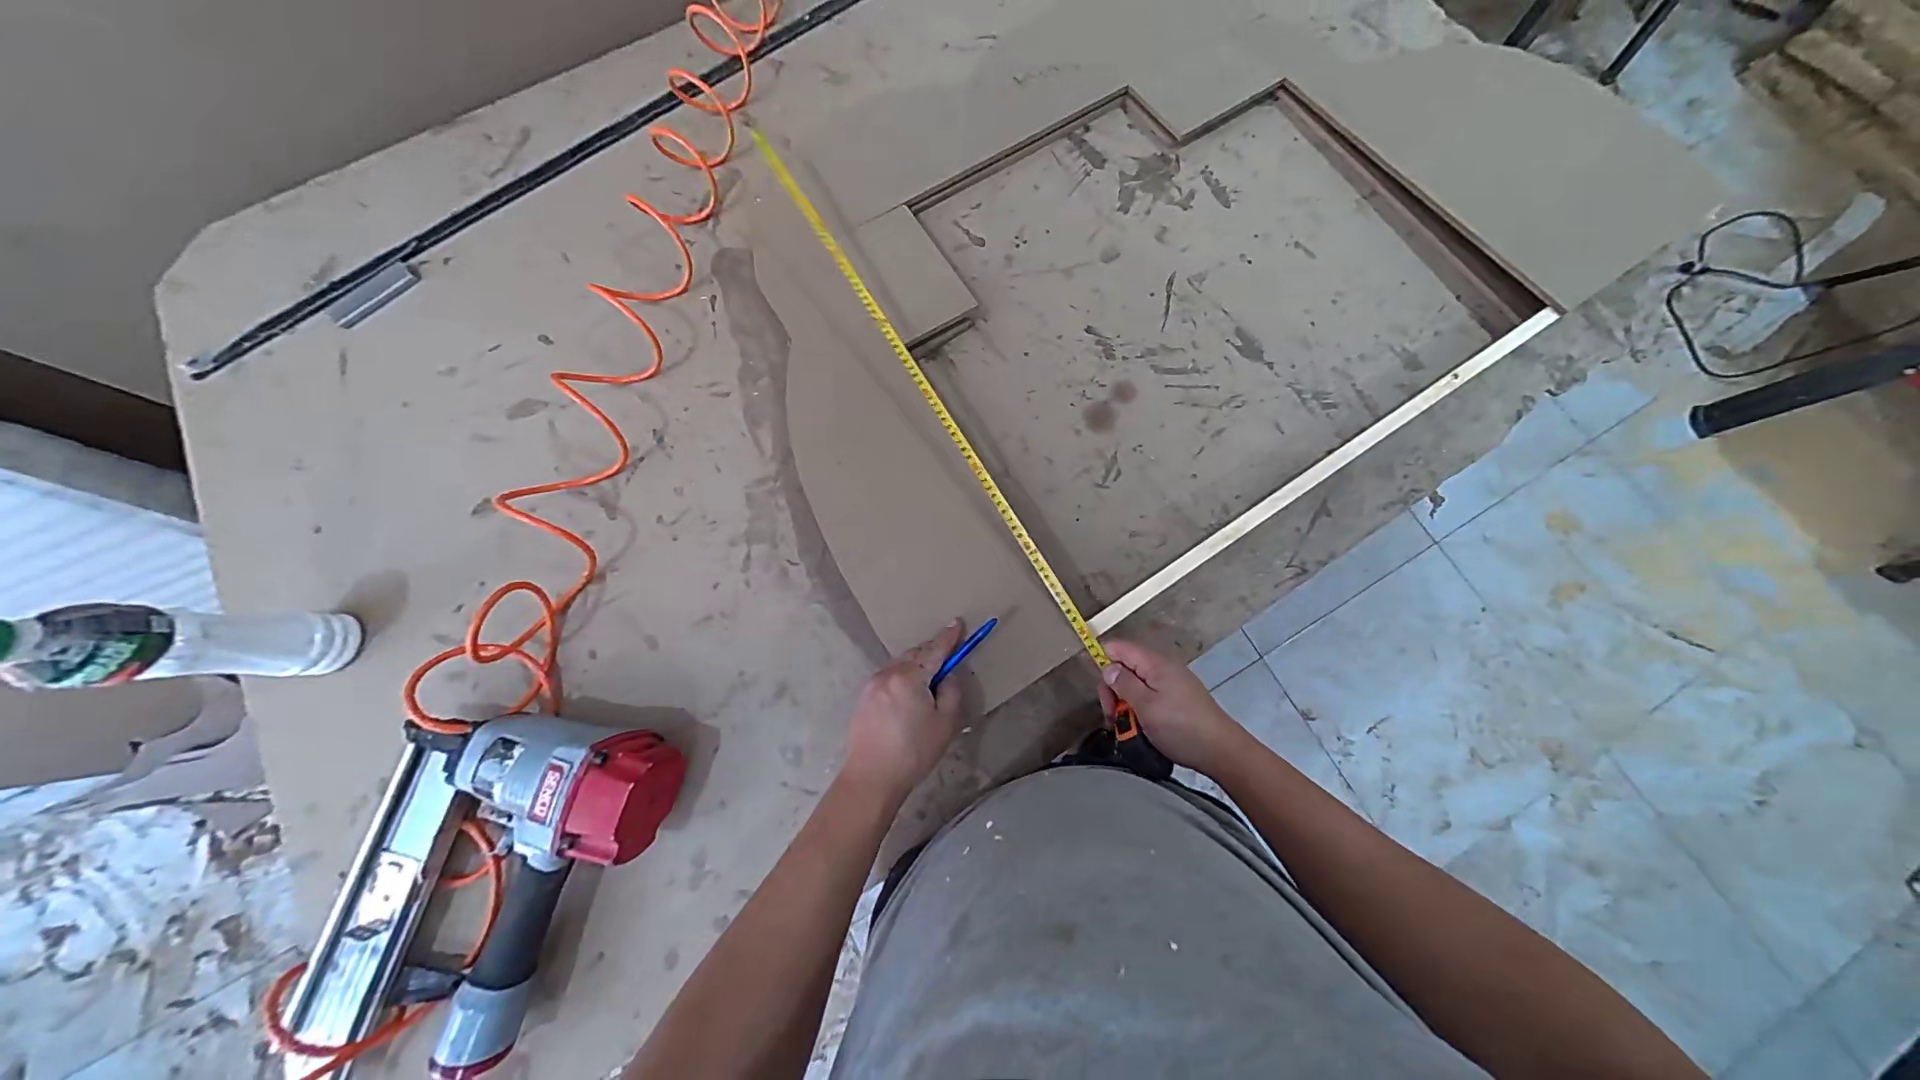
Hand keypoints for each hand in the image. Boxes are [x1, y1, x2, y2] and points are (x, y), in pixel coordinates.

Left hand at [840, 620, 966, 799]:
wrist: (871, 778)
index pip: (934, 650)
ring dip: (916, 666)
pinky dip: (902, 678)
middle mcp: (887, 674)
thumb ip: (950, 692)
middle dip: (931, 652)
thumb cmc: (913, 752)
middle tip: (948, 657)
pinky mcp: (863, 698)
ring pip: (900, 665)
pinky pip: (889, 678)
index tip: (957, 623)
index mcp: (909, 676)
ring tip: (930, 681)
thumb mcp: (945, 723)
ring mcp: (871, 685)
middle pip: (914, 654)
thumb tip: (946, 676)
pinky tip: (909, 695)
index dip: (949, 637)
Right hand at [1097, 639, 1250, 777]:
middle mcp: (1163, 669)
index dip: (1102, 660)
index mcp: (1155, 664)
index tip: (1098, 688)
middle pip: (1125, 668)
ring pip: (1135, 685)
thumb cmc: (1181, 727)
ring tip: (1126, 726)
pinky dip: (1139, 709)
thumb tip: (1108, 666)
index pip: (1119, 648)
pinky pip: (1149, 697)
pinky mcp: (1177, 700)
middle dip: (1113, 689)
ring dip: (1125, 703)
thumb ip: (1123, 683)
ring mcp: (1171, 685)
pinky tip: (1140, 727)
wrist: (1221, 751)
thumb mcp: (1146, 706)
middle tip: (1113, 715)